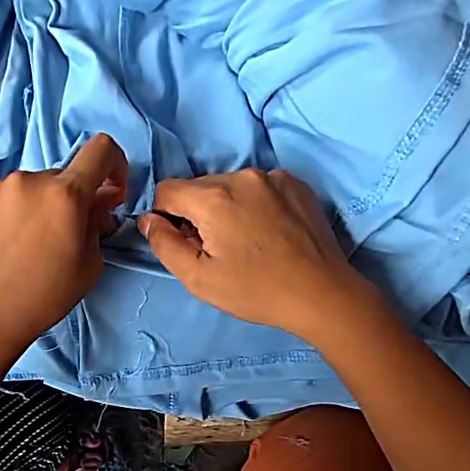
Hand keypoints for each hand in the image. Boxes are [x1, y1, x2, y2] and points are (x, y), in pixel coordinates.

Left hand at [0, 134, 128, 362]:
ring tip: (27, 243)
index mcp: (65, 195)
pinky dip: (10, 211)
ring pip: (30, 187)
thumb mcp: (89, 265)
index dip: (114, 164)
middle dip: (69, 200)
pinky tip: (4, 242)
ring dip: (37, 205)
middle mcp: (30, 180)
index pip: (101, 149)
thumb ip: (97, 223)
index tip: (110, 191)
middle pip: (62, 177)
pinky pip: (3, 196)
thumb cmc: (44, 297)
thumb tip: (101, 200)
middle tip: (62, 235)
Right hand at [139, 169, 371, 336]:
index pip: (167, 190)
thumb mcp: (198, 278)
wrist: (321, 294)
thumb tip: (148, 220)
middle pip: (199, 187)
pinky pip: (258, 187)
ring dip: (225, 208)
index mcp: (213, 198)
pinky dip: (253, 204)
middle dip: (196, 213)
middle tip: (215, 249)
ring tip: (245, 242)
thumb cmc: (255, 291)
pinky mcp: (296, 184)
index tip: (182, 242)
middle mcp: (242, 176)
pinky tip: (266, 232)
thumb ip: (164, 244)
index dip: (165, 216)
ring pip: (229, 186)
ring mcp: (273, 177)